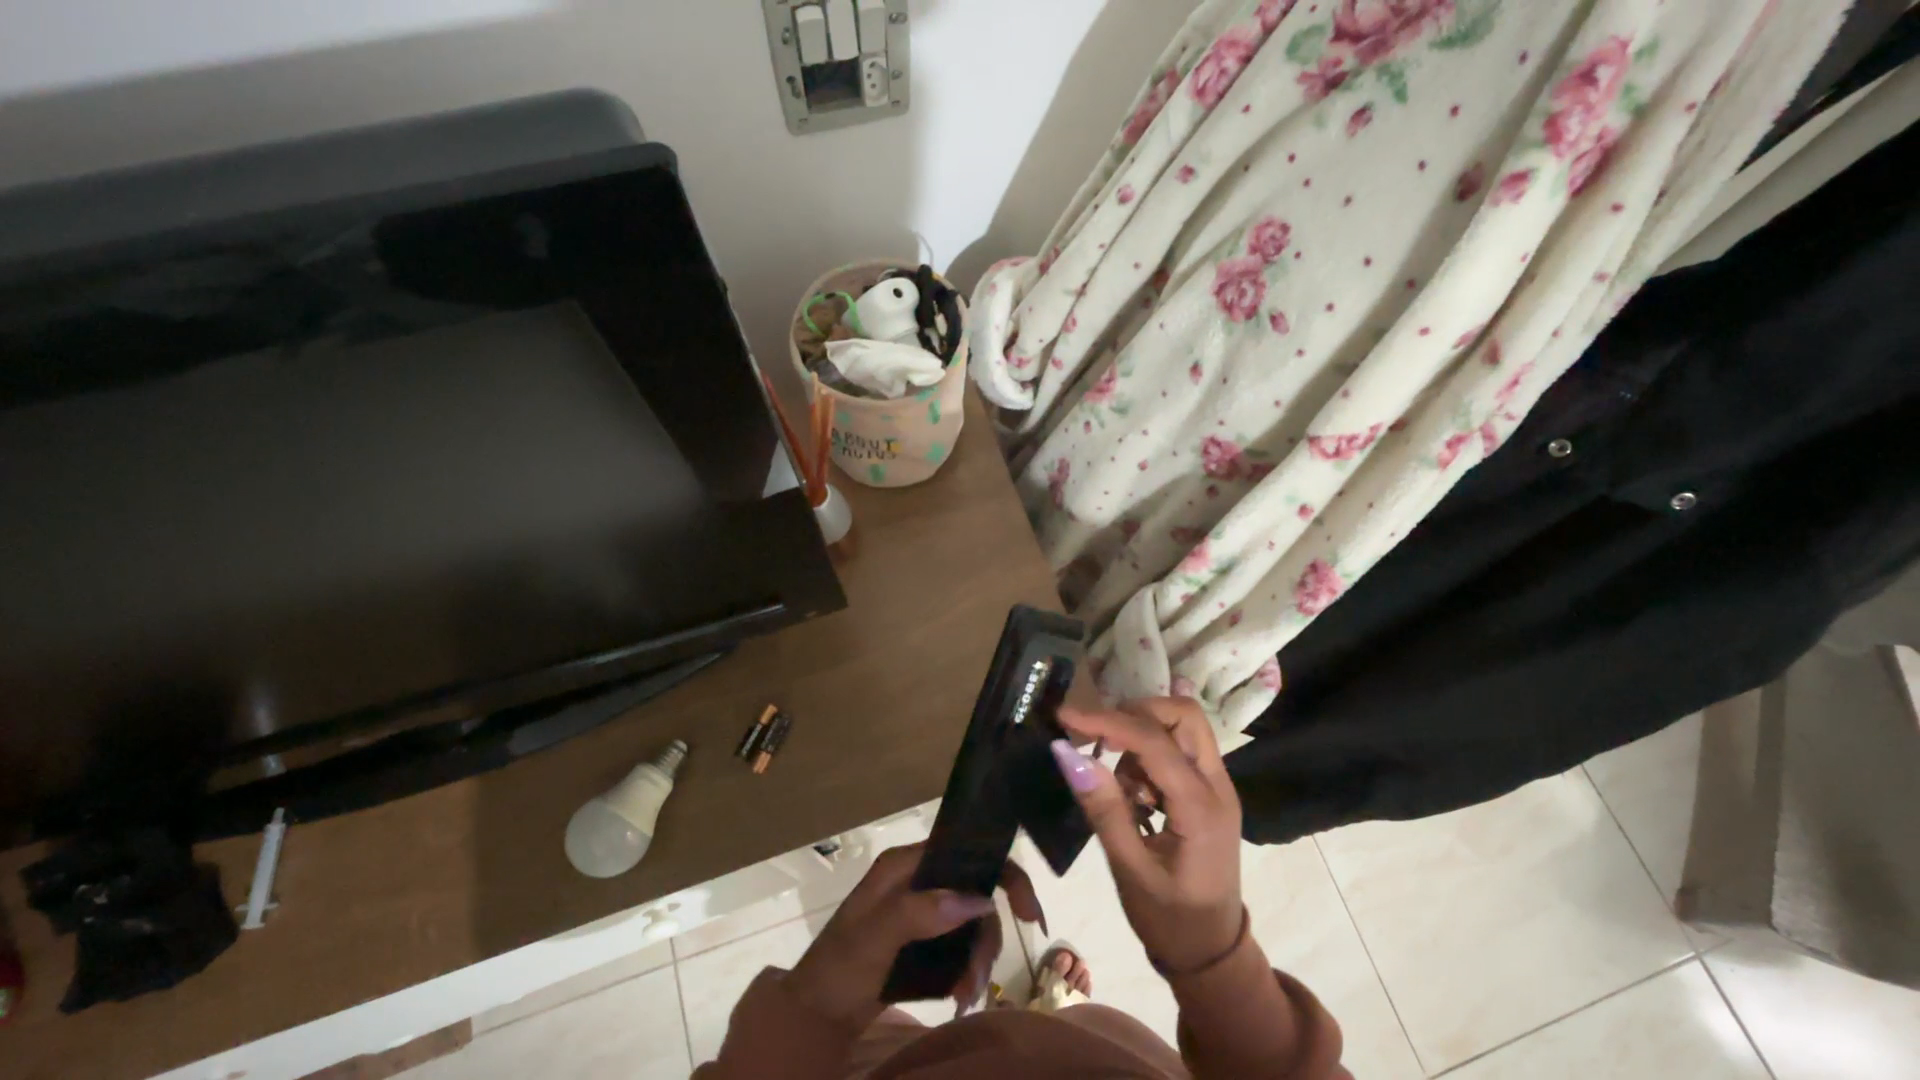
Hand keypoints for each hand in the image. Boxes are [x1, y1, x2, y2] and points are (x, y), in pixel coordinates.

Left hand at [788, 842, 1045, 1027]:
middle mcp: (916, 882)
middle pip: (975, 895)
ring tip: (966, 995)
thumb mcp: (874, 938)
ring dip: (976, 961)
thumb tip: (978, 901)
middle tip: (982, 976)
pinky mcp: (921, 942)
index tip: (1029, 914)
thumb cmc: (838, 969)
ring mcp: (919, 912)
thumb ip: (920, 912)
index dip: (1003, 875)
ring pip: (970, 926)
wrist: (814, 1016)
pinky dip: (966, 971)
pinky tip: (960, 996)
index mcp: (903, 866)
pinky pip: (959, 948)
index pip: (965, 853)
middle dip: (986, 937)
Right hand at [1049, 698, 1243, 973]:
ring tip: (1119, 786)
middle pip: (1183, 715)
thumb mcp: (1129, 869)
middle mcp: (1218, 786)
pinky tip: (1133, 794)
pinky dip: (1149, 755)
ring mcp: (1217, 787)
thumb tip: (1067, 754)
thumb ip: (1103, 808)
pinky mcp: (1208, 793)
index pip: (1154, 741)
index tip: (1065, 715)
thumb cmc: (1169, 918)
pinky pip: (1180, 751)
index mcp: (1201, 807)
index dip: (1107, 721)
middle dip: (1134, 713)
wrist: (1211, 951)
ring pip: (1182, 728)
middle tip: (1096, 738)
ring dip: (1142, 736)